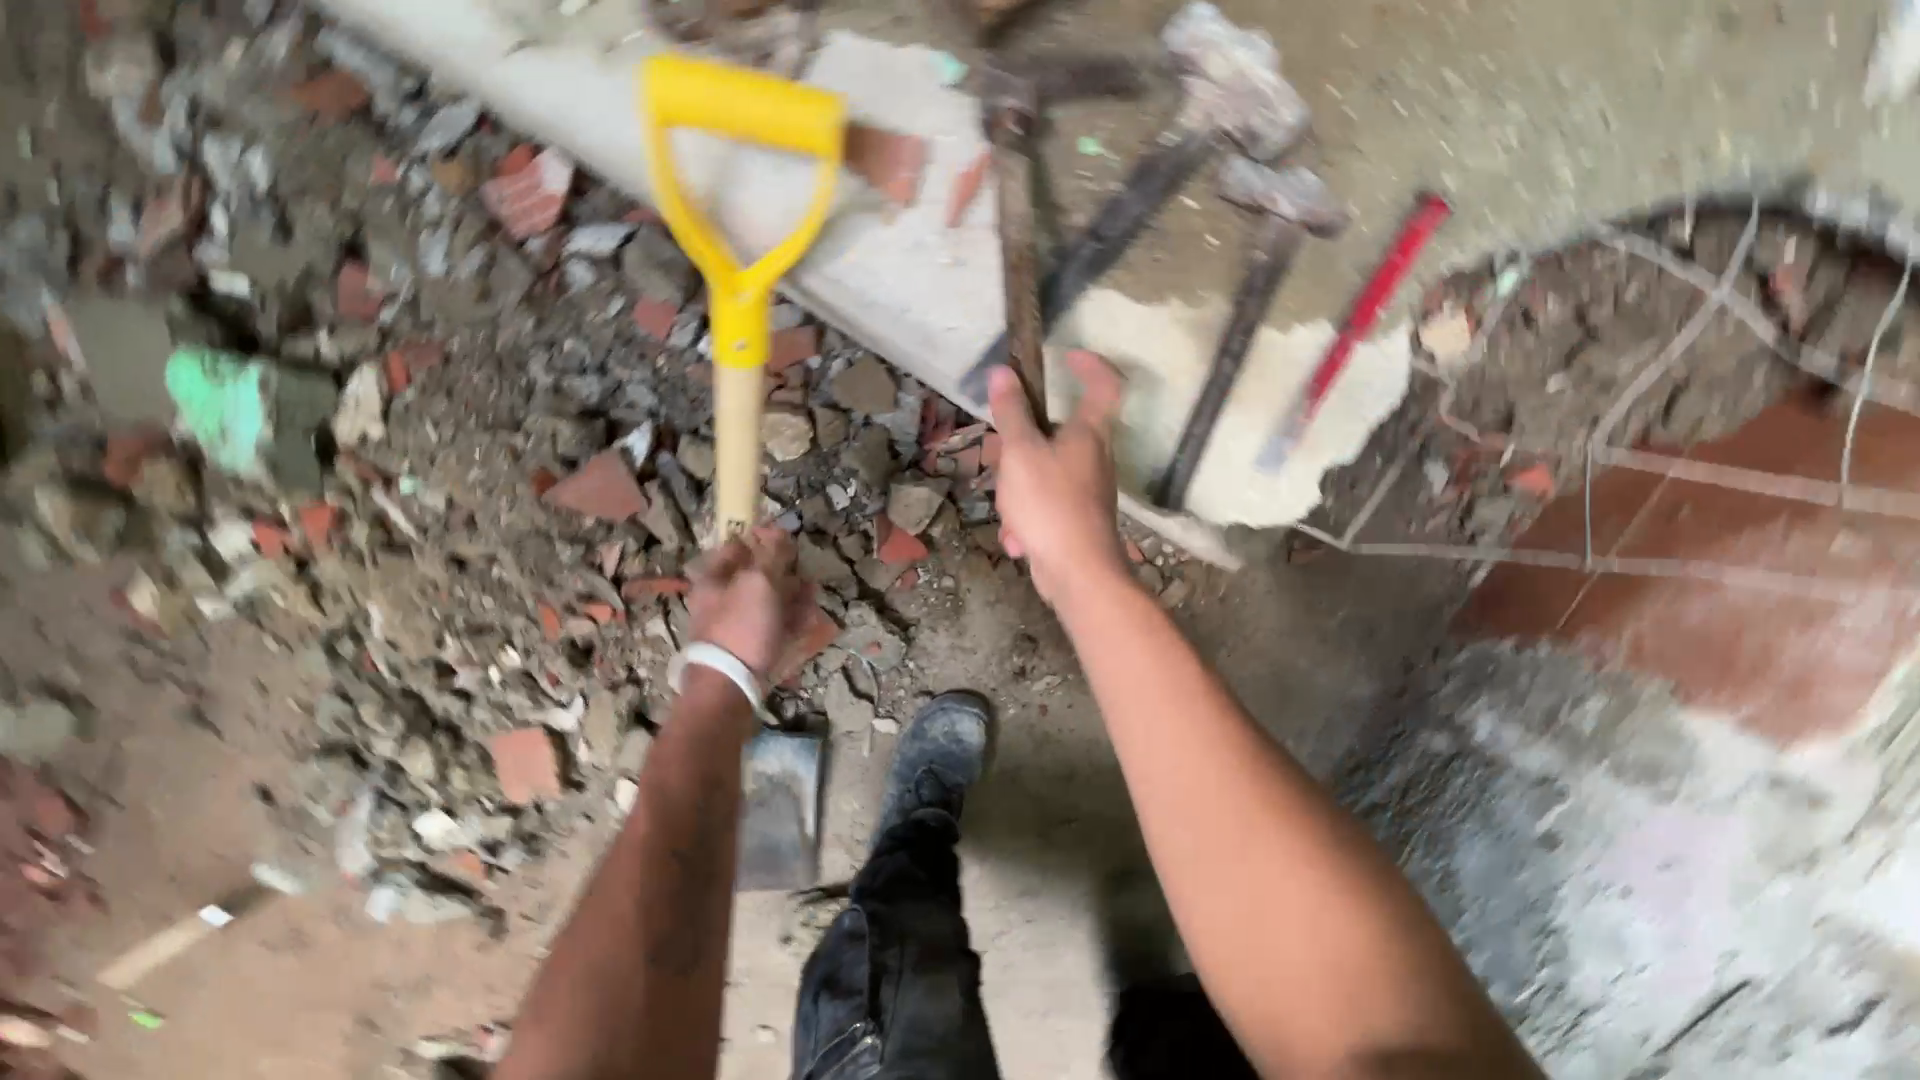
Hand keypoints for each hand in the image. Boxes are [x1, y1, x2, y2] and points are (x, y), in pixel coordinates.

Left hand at [685, 527, 810, 679]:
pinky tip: (810, 620)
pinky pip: (776, 627)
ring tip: (813, 598)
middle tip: (805, 574)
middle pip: (759, 575)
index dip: (763, 539)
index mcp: (714, 578)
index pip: (738, 546)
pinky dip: (793, 621)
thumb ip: (772, 553)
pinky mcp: (753, 648)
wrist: (730, 686)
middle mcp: (723, 599)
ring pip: (771, 602)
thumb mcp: (758, 581)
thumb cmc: (741, 626)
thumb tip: (780, 531)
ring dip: (794, 597)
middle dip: (786, 573)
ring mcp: (738, 625)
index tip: (788, 541)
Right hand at [988, 350, 1131, 609]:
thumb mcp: (1020, 453)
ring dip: (1018, 491)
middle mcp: (1095, 457)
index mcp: (1089, 433)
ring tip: (1010, 512)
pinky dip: (1027, 520)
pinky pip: (1045, 507)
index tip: (1065, 356)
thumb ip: (1011, 413)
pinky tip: (1019, 539)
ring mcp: (1088, 491)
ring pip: (1043, 474)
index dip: (1090, 363)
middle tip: (1001, 457)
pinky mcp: (1078, 520)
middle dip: (1022, 446)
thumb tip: (1003, 373)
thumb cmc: (1050, 505)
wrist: (1078, 574)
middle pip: (1058, 434)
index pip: (1105, 384)